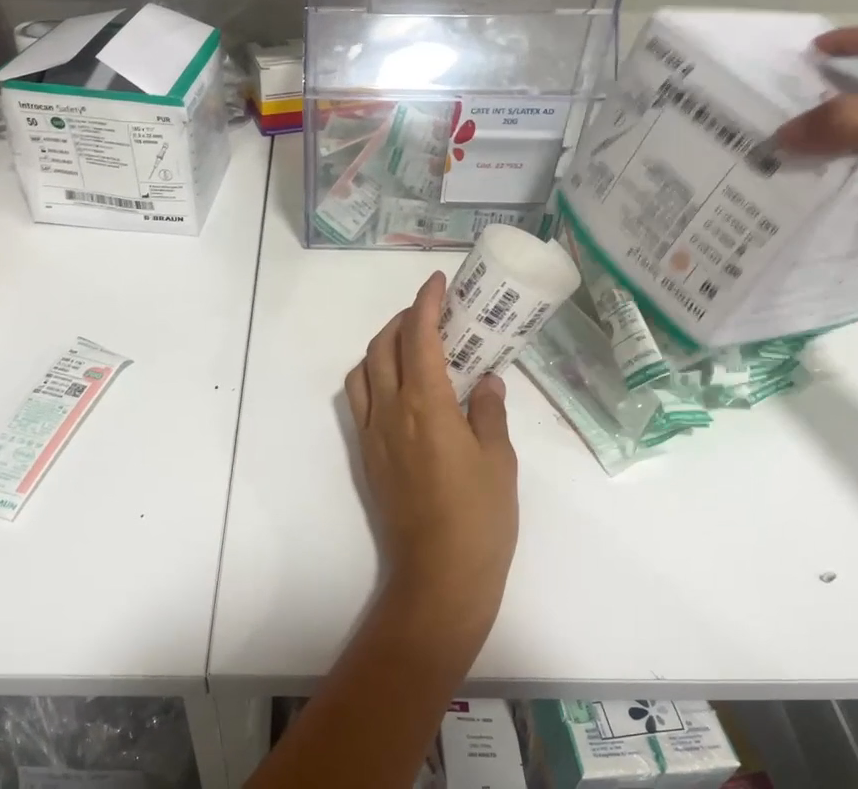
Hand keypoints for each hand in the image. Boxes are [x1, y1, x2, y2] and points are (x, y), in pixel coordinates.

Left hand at [345, 272, 518, 637]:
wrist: (439, 575)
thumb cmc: (480, 518)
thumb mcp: (499, 460)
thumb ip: (489, 412)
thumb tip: (487, 382)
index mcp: (426, 406)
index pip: (419, 338)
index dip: (426, 304)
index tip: (436, 283)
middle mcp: (390, 412)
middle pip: (382, 347)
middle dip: (402, 320)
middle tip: (430, 314)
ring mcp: (372, 434)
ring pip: (362, 371)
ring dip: (381, 347)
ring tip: (410, 346)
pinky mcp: (366, 456)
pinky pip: (358, 402)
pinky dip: (372, 378)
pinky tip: (397, 387)